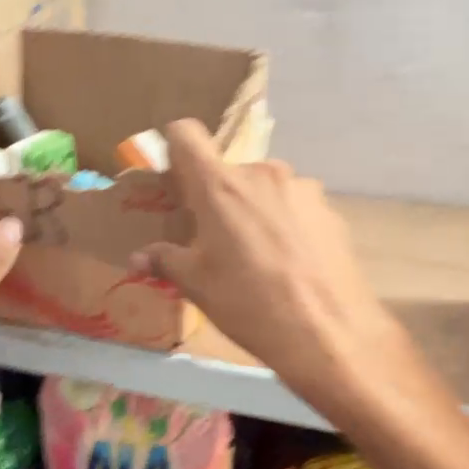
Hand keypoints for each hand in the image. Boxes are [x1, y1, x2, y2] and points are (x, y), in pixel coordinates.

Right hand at [130, 120, 408, 404]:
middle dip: (219, 198)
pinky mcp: (330, 211)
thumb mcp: (198, 287)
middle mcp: (263, 173)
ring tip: (259, 257)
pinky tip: (291, 265)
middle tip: (217, 240)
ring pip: (266, 190)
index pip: (186, 135)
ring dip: (256, 211)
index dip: (175, 147)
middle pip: (230, 171)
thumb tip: (138, 257)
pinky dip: (287, 226)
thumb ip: (166, 260)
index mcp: (221, 186)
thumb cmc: (249, 305)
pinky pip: (296, 208)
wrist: (328, 333)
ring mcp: (303, 189)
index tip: (174, 177)